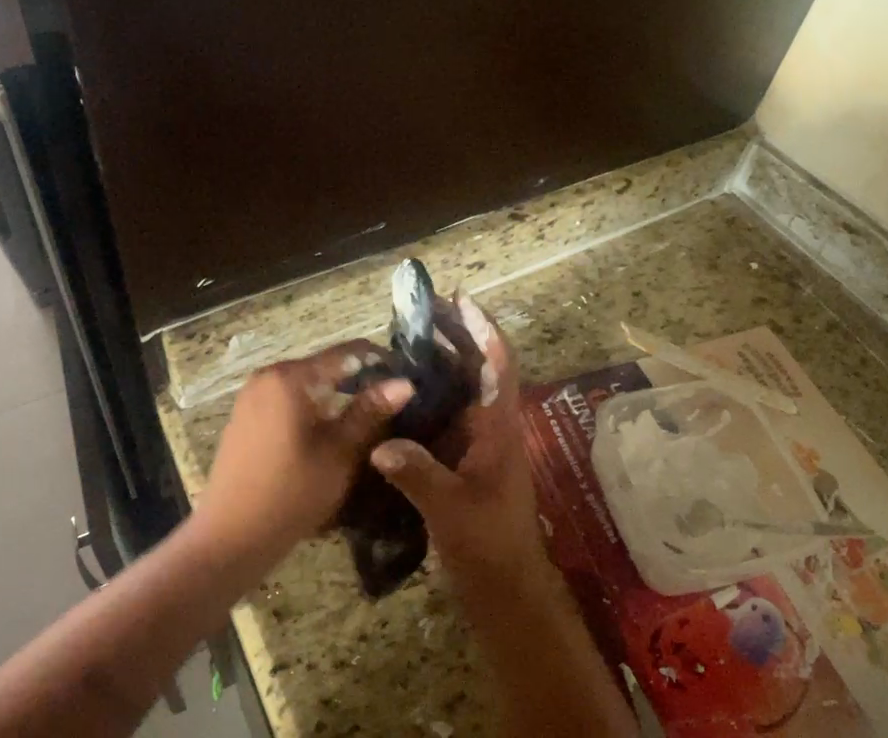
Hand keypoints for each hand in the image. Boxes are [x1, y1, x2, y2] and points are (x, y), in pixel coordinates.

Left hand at [196, 341, 412, 561]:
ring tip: (366, 424)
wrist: (230, 538)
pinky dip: (311, 411)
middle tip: (390, 407)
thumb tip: (405, 382)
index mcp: (290, 377)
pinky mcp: (244, 419)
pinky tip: (328, 438)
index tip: (406, 380)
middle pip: (324, 368)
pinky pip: (287, 402)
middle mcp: (267, 376)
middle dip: (358, 383)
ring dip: (335, 400)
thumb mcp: (339, 452)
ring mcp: (251, 397)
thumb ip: (370, 412)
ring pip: (306, 387)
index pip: (346, 353)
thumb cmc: (291, 494)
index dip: (380, 362)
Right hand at [369, 294, 547, 590]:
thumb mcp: (452, 509)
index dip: (482, 329)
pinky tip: (396, 396)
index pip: (498, 364)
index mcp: (499, 428)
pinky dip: (426, 399)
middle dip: (455, 338)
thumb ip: (418, 474)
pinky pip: (445, 417)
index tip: (460, 300)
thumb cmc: (488, 545)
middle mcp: (492, 427)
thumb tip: (382, 444)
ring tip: (402, 343)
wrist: (505, 588)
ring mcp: (478, 444)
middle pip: (478, 369)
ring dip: (439, 365)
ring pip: (461, 391)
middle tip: (417, 314)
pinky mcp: (463, 461)